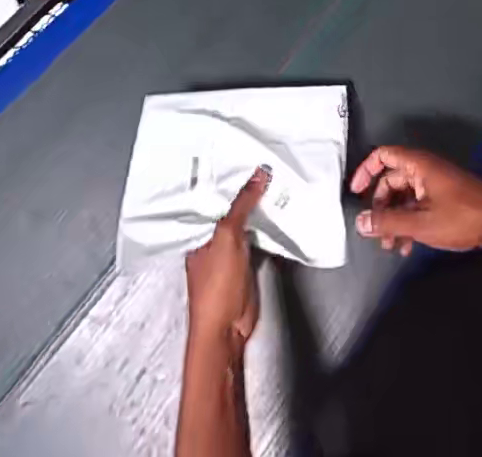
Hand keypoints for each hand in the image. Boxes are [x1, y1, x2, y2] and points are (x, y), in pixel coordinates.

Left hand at [185, 166, 268, 349]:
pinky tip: (283, 209)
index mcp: (198, 232)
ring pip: (248, 221)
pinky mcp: (249, 261)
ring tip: (279, 178)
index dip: (226, 178)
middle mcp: (212, 239)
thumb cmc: (216, 285)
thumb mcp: (228, 237)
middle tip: (267, 161)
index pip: (212, 198)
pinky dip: (271, 224)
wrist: (226, 327)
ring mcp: (231, 251)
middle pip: (232, 208)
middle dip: (247, 190)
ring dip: (261, 206)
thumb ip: (242, 205)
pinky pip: (260, 235)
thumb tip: (258, 174)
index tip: (242, 154)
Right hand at [350, 146, 481, 254]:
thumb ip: (388, 222)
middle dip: (380, 206)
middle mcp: (425, 168)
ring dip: (394, 219)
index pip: (383, 155)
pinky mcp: (444, 197)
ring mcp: (436, 182)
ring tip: (392, 246)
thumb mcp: (421, 223)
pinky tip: (408, 246)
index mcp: (419, 165)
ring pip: (404, 196)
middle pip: (391, 180)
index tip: (354, 193)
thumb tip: (359, 221)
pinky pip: (417, 204)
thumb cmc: (463, 218)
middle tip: (376, 233)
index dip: (365, 170)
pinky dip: (409, 221)